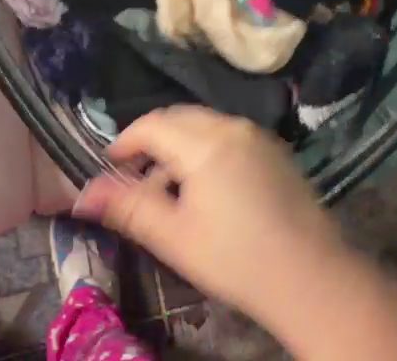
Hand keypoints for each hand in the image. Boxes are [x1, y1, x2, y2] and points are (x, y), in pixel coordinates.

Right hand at [71, 106, 356, 319]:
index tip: (110, 165)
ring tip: (168, 186)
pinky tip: (205, 186)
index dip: (125, 141)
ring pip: (204, 124)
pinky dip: (206, 148)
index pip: (152, 124)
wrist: (314, 279)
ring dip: (179, 144)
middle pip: (178, 118)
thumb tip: (82, 193)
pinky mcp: (275, 150)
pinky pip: (228, 134)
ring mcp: (257, 135)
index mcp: (204, 142)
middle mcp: (231, 126)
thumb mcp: (174, 237)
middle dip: (151, 140)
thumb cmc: (236, 260)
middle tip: (135, 175)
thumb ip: (127, 207)